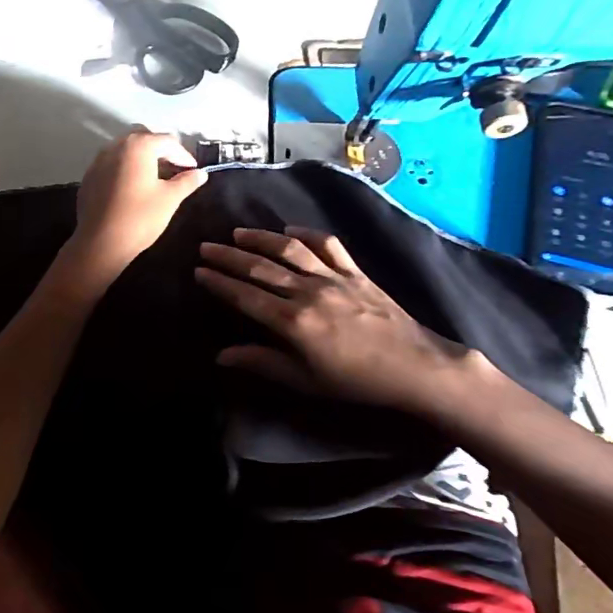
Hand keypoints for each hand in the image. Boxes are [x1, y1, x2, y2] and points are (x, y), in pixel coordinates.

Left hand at [60, 130, 208, 291]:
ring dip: (144, 158)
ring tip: (157, 178)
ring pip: (127, 150)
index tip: (193, 171)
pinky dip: (127, 168)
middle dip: (162, 151)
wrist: (100, 243)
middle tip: (176, 169)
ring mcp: (99, 160)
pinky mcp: (90, 176)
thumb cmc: (140, 218)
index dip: (184, 155)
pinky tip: (134, 188)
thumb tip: (201, 174)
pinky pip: (113, 164)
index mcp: (138, 146)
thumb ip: (187, 181)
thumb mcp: (170, 199)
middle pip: (145, 138)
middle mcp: (116, 146)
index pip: (167, 141)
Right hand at [195, 227, 480, 414]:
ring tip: (238, 233)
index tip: (199, 270)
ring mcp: (333, 277)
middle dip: (229, 256)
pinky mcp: (355, 272)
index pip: (245, 296)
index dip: (219, 282)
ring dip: (260, 239)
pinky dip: (307, 235)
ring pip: (289, 250)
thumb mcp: (305, 381)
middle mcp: (308, 292)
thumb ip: (262, 363)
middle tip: (206, 246)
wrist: (413, 366)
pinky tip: (291, 231)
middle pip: (260, 268)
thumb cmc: (356, 381)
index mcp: (293, 322)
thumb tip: (222, 356)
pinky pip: (327, 245)